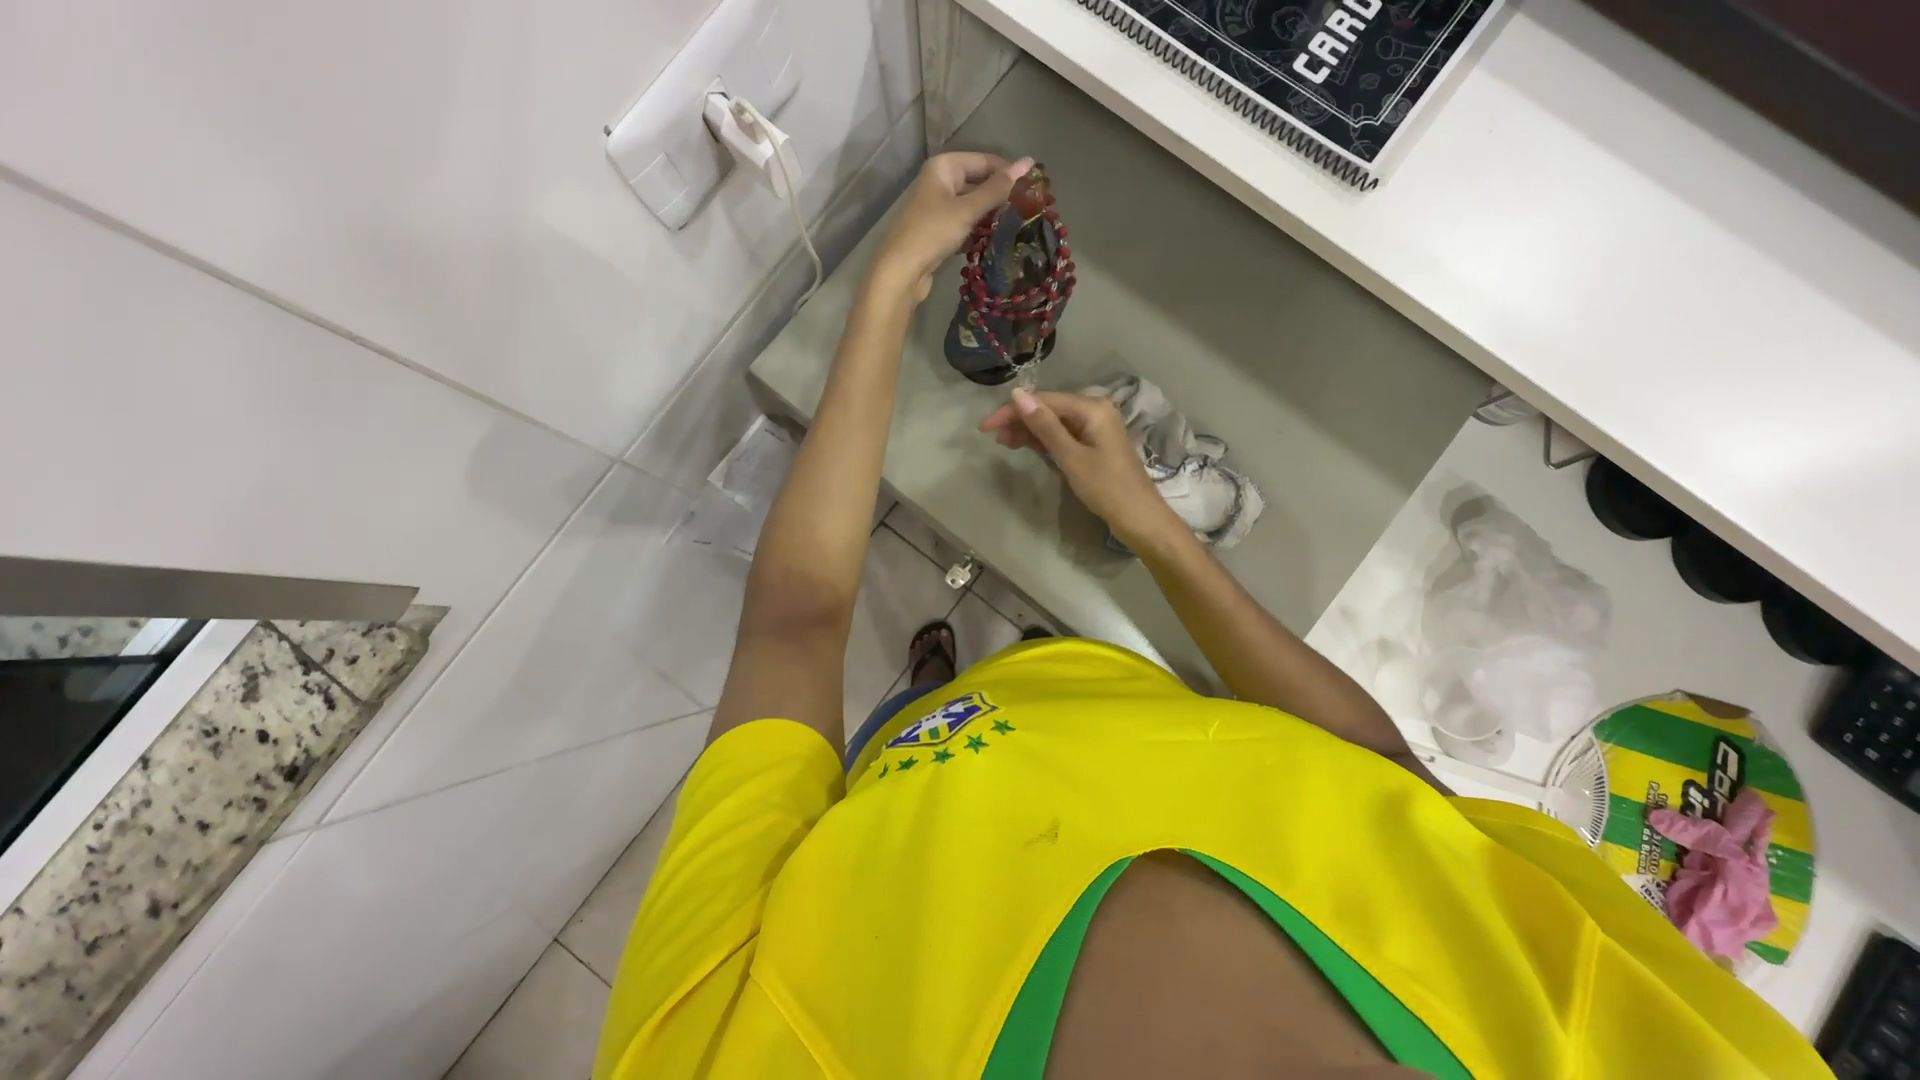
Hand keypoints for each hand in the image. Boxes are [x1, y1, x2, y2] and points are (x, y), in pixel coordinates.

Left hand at [869, 152, 1033, 302]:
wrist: (901, 271)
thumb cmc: (933, 232)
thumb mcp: (968, 209)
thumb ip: (998, 188)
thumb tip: (1028, 162)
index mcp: (944, 166)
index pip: (984, 161)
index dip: (1009, 171)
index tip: (1035, 186)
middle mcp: (939, 181)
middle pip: (978, 181)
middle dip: (1001, 194)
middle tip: (1029, 207)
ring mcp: (937, 206)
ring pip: (972, 204)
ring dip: (991, 214)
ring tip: (1018, 223)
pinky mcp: (938, 229)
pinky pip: (965, 222)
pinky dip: (978, 228)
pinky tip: (995, 238)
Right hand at [979, 388, 1184, 549]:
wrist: (1138, 517)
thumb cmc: (1106, 487)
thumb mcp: (1070, 457)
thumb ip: (1044, 425)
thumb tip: (1018, 395)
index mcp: (1092, 407)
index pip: (1044, 400)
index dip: (1012, 410)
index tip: (986, 427)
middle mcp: (1094, 410)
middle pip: (1048, 408)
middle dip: (1019, 420)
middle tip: (993, 437)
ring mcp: (1095, 427)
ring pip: (1054, 422)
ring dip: (1029, 430)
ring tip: (1004, 443)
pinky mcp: (1093, 443)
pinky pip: (1063, 434)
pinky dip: (1044, 440)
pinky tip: (1025, 445)